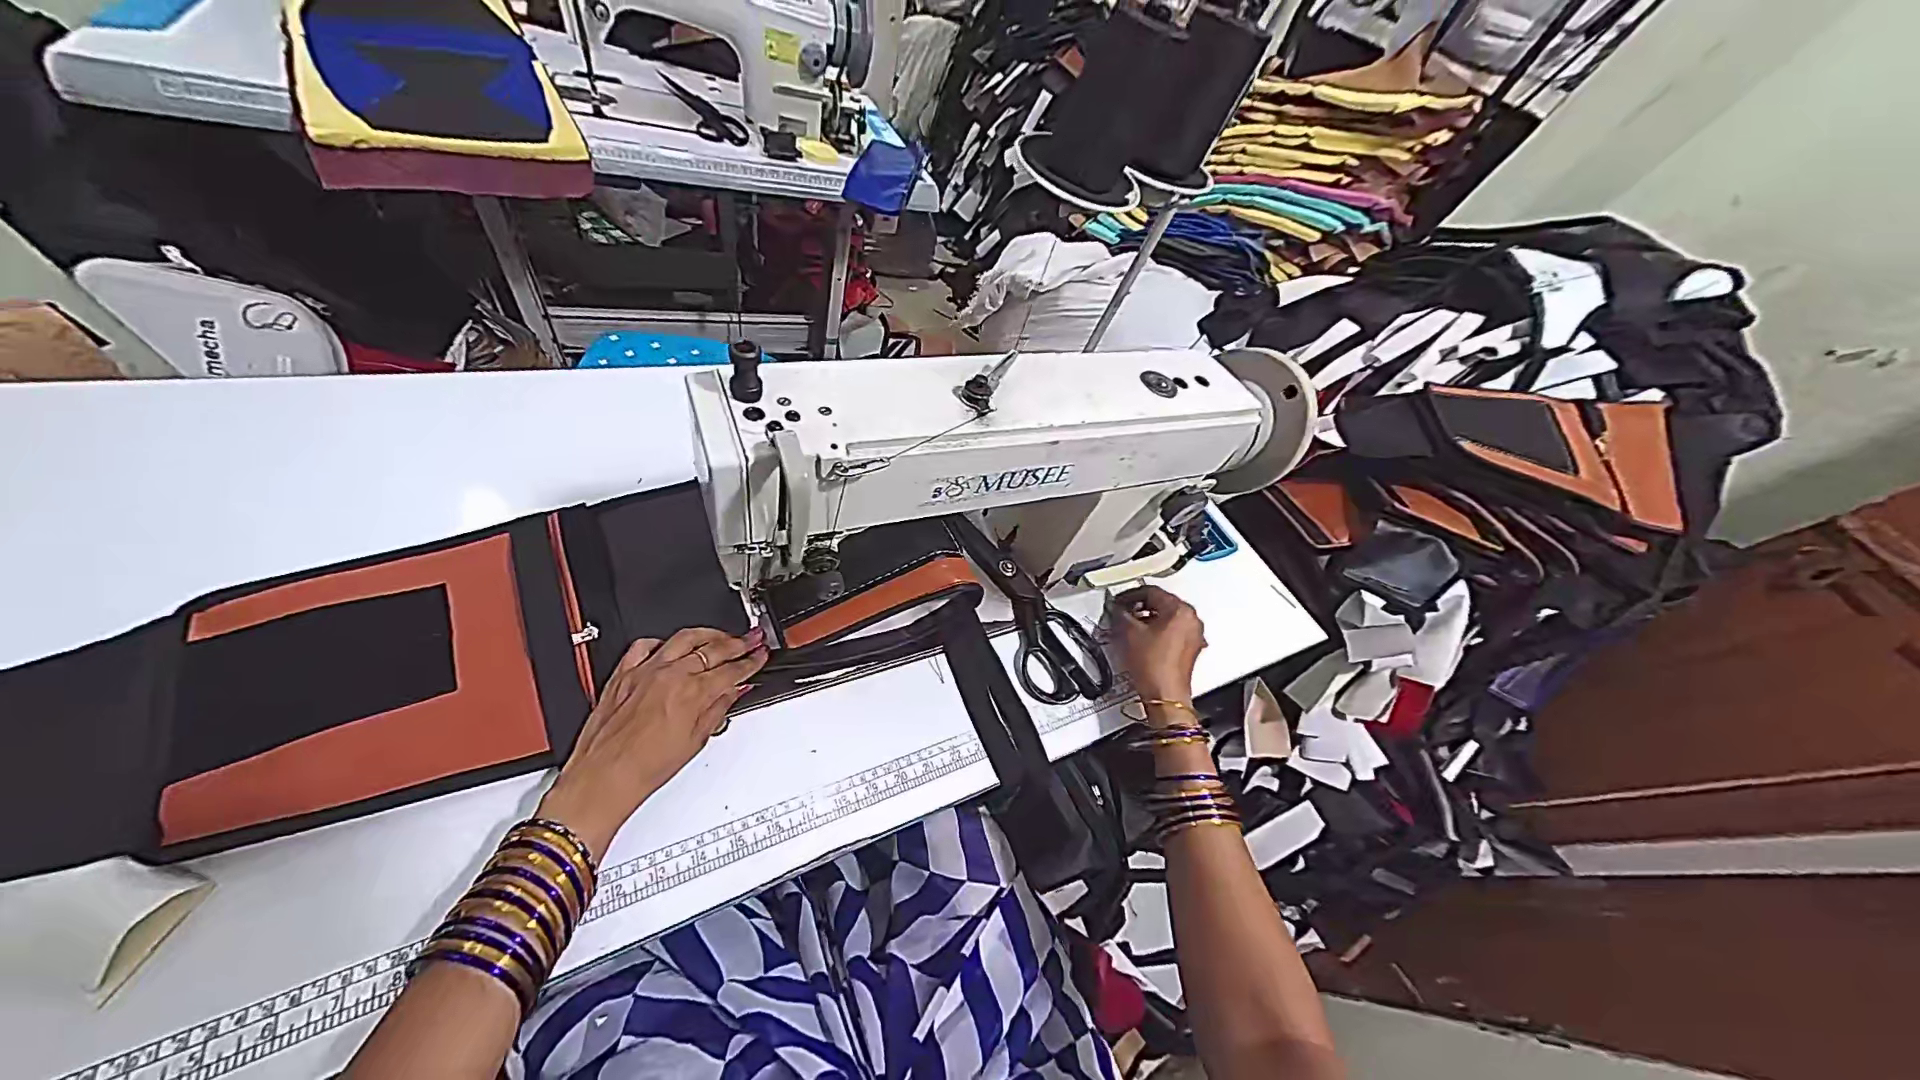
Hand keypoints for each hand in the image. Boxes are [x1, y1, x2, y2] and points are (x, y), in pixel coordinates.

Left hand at [536, 627, 767, 857]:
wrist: (603, 778)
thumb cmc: (643, 768)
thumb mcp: (695, 740)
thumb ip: (718, 708)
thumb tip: (734, 692)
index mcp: (692, 693)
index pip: (732, 669)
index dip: (751, 661)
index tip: (760, 655)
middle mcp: (670, 676)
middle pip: (714, 647)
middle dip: (739, 642)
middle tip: (752, 638)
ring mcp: (645, 671)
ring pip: (684, 637)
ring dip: (708, 634)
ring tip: (721, 635)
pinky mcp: (623, 673)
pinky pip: (645, 645)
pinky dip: (663, 642)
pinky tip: (672, 645)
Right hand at [1111, 585, 1205, 711]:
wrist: (1164, 695)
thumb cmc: (1154, 667)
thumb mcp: (1128, 633)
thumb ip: (1121, 614)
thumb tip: (1117, 609)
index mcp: (1180, 610)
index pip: (1151, 592)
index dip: (1130, 595)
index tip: (1119, 601)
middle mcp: (1191, 620)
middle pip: (1162, 603)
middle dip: (1140, 606)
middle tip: (1123, 611)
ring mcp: (1193, 635)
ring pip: (1168, 617)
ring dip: (1148, 618)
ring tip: (1131, 626)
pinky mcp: (1191, 648)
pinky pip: (1173, 631)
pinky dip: (1158, 631)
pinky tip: (1143, 639)